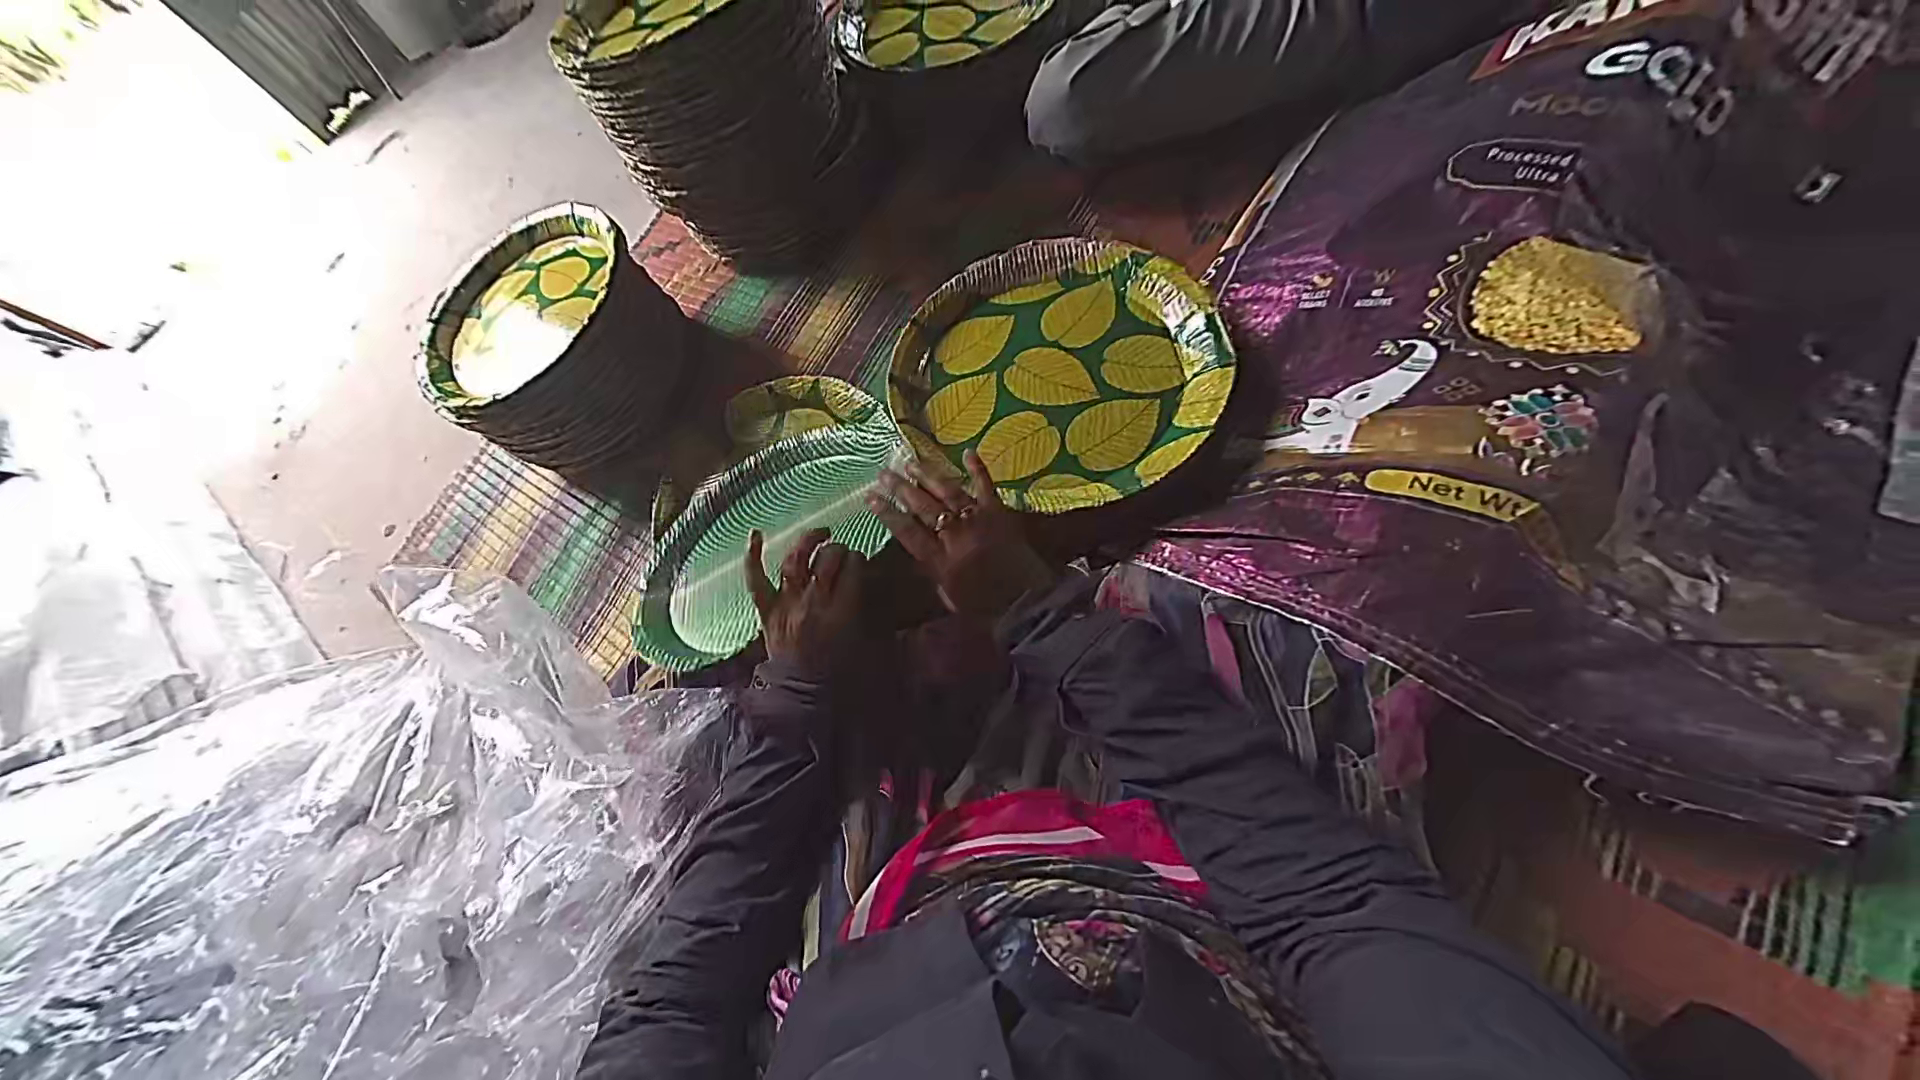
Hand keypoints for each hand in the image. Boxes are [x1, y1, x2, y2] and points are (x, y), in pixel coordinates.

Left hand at [744, 527, 866, 671]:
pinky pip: (756, 580)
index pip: (854, 569)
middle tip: (843, 554)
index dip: (859, 560)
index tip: (860, 563)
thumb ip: (868, 609)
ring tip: (821, 535)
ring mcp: (787, 605)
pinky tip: (756, 534)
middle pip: (828, 560)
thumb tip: (868, 581)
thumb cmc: (841, 673)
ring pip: (796, 561)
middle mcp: (813, 603)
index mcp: (842, 612)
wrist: (803, 698)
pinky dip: (753, 556)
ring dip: (809, 542)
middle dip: (839, 550)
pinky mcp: (767, 612)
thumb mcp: (867, 641)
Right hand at [866, 450, 1056, 621]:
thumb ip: (932, 573)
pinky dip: (977, 468)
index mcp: (939, 560)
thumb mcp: (949, 596)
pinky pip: (985, 485)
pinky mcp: (998, 512)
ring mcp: (977, 520)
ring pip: (948, 492)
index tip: (870, 497)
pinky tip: (968, 451)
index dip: (887, 513)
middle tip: (884, 473)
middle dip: (901, 488)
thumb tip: (917, 557)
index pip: (906, 531)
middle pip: (922, 507)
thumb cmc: (985, 607)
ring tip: (911, 463)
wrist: (1026, 603)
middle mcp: (954, 535)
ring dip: (928, 476)